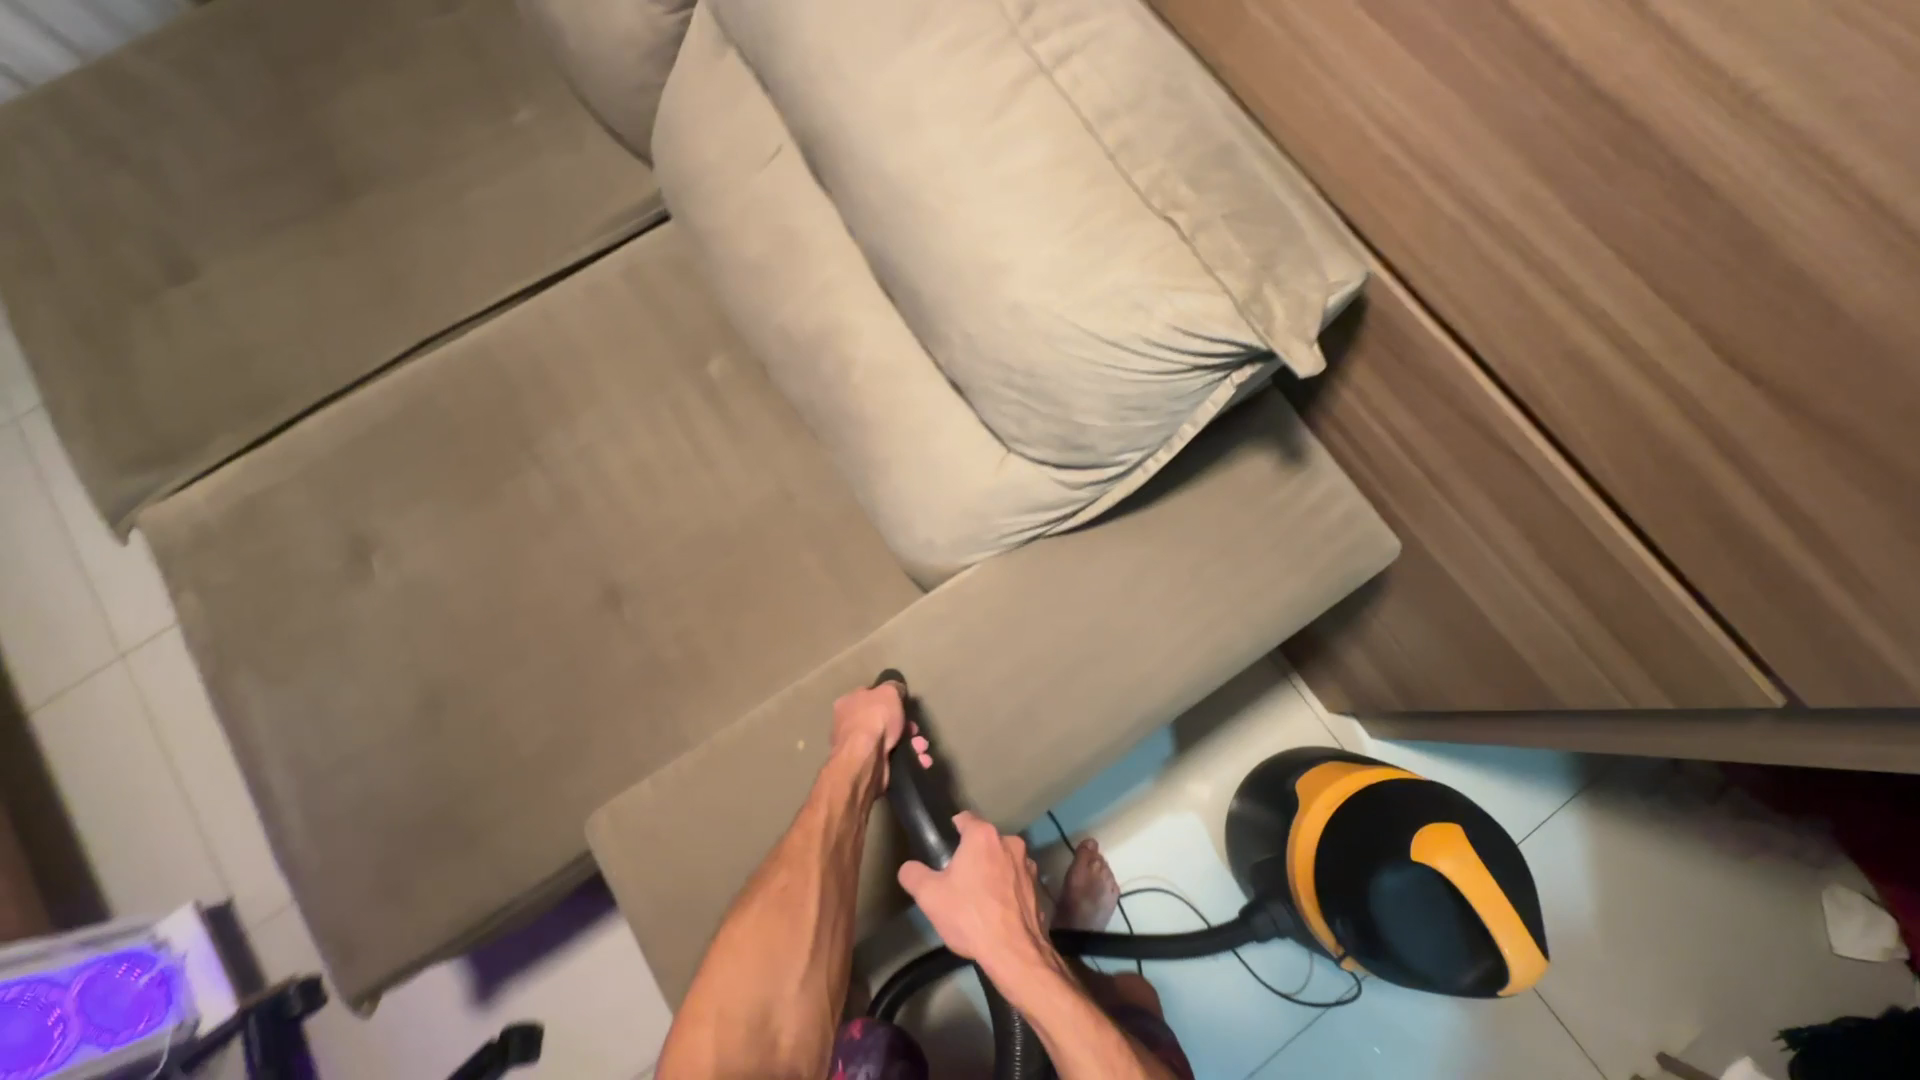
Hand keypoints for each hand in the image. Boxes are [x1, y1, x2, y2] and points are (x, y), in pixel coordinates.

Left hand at [828, 680, 924, 790]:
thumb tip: (896, 690)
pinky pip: (895, 758)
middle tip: (915, 729)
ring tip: (921, 748)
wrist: (865, 760)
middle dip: (906, 726)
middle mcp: (850, 725)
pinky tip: (922, 761)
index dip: (890, 699)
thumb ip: (894, 687)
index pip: (870, 695)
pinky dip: (910, 759)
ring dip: (912, 744)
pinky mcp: (871, 766)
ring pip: (892, 740)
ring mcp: (860, 748)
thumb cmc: (874, 719)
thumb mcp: (888, 692)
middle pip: (884, 720)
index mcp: (848, 703)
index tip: (905, 704)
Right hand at [897, 813, 1050, 977]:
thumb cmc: (968, 915)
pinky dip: (1007, 891)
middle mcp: (1010, 843)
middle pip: (986, 842)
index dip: (953, 829)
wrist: (1013, 952)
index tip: (945, 844)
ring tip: (979, 898)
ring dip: (993, 872)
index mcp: (984, 837)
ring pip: (1004, 861)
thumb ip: (913, 874)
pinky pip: (1017, 883)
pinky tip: (997, 913)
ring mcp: (1028, 866)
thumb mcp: (928, 896)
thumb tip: (909, 868)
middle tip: (958, 878)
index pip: (966, 819)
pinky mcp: (1039, 889)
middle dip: (973, 855)